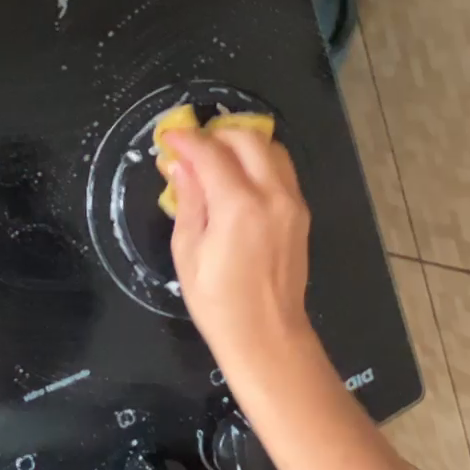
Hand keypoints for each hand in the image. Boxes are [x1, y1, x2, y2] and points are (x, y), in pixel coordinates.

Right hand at [165, 129, 313, 365]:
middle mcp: (272, 195)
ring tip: (216, 161)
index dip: (186, 139)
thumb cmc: (218, 302)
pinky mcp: (301, 213)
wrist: (267, 335)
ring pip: (271, 149)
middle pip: (247, 138)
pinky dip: (260, 163)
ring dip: (242, 145)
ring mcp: (292, 203)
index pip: (210, 152)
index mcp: (239, 206)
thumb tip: (180, 165)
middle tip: (193, 148)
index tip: (168, 138)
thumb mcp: (188, 252)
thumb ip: (188, 201)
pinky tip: (239, 181)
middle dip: (217, 134)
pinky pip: (282, 171)